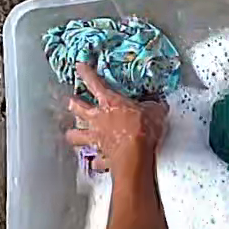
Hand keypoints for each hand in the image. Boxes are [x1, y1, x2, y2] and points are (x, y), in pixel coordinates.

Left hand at [65, 62, 165, 176]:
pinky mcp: (101, 157)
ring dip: (73, 134)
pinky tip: (96, 162)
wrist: (135, 156)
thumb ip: (152, 107)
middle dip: (74, 104)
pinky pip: (95, 160)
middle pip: (78, 108)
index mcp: (110, 102)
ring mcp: (97, 138)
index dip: (86, 74)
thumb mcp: (154, 111)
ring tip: (70, 134)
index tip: (78, 67)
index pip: (94, 83)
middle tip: (71, 101)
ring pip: (77, 135)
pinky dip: (95, 161)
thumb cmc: (142, 129)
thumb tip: (158, 106)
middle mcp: (98, 119)